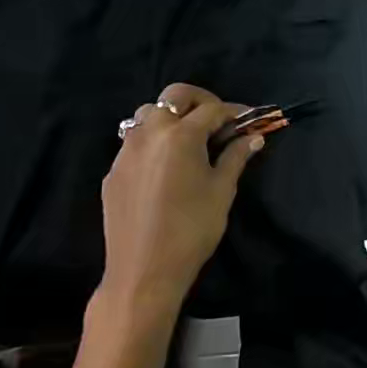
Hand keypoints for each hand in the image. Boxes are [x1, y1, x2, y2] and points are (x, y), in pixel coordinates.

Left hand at [98, 83, 263, 308]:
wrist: (144, 271)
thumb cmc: (192, 229)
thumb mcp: (222, 191)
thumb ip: (236, 157)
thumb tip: (252, 137)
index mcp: (181, 136)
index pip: (212, 109)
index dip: (234, 112)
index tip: (249, 121)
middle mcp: (150, 134)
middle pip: (174, 96)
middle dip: (199, 101)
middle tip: (217, 122)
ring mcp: (126, 152)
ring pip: (148, 114)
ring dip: (171, 118)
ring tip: (189, 141)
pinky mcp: (113, 171)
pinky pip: (134, 142)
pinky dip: (154, 142)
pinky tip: (167, 168)